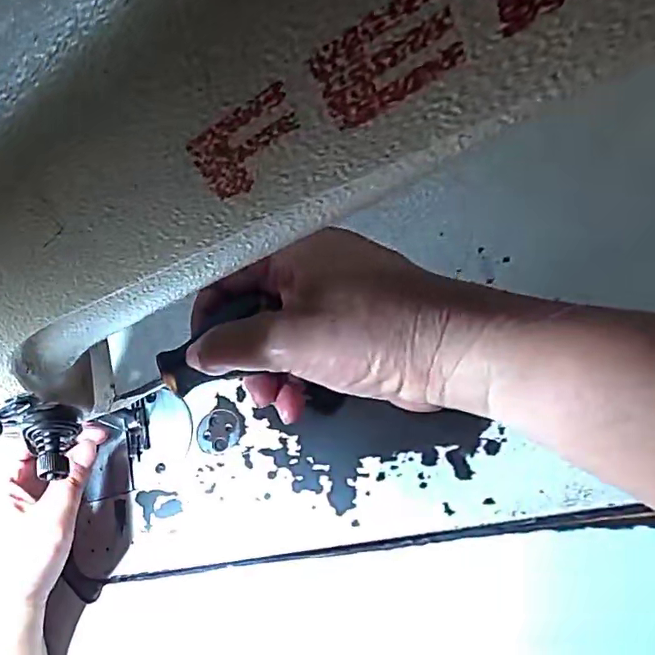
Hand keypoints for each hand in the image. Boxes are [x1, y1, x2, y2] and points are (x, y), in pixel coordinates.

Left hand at [0, 427, 108, 618]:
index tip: (86, 433)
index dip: (60, 434)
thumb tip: (85, 448)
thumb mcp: (57, 514)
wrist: (19, 599)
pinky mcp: (25, 513)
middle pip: (40, 455)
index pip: (32, 442)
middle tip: (90, 448)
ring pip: (44, 472)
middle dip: (66, 451)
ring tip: (83, 473)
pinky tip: (72, 496)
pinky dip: (62, 487)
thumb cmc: (24, 565)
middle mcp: (4, 488)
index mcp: (2, 482)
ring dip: (65, 469)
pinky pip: (46, 490)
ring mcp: (15, 501)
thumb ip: (73, 477)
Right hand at [187, 229, 547, 422]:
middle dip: (244, 357)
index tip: (203, 350)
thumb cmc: (382, 331)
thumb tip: (198, 354)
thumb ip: (232, 346)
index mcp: (294, 253)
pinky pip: (302, 352)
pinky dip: (294, 379)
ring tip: (277, 400)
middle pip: (249, 313)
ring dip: (268, 376)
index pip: (227, 276)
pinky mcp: (349, 331)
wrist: (456, 355)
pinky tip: (299, 402)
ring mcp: (331, 301)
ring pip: (274, 339)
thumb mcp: (288, 339)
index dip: (208, 316)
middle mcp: (310, 271)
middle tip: (247, 383)